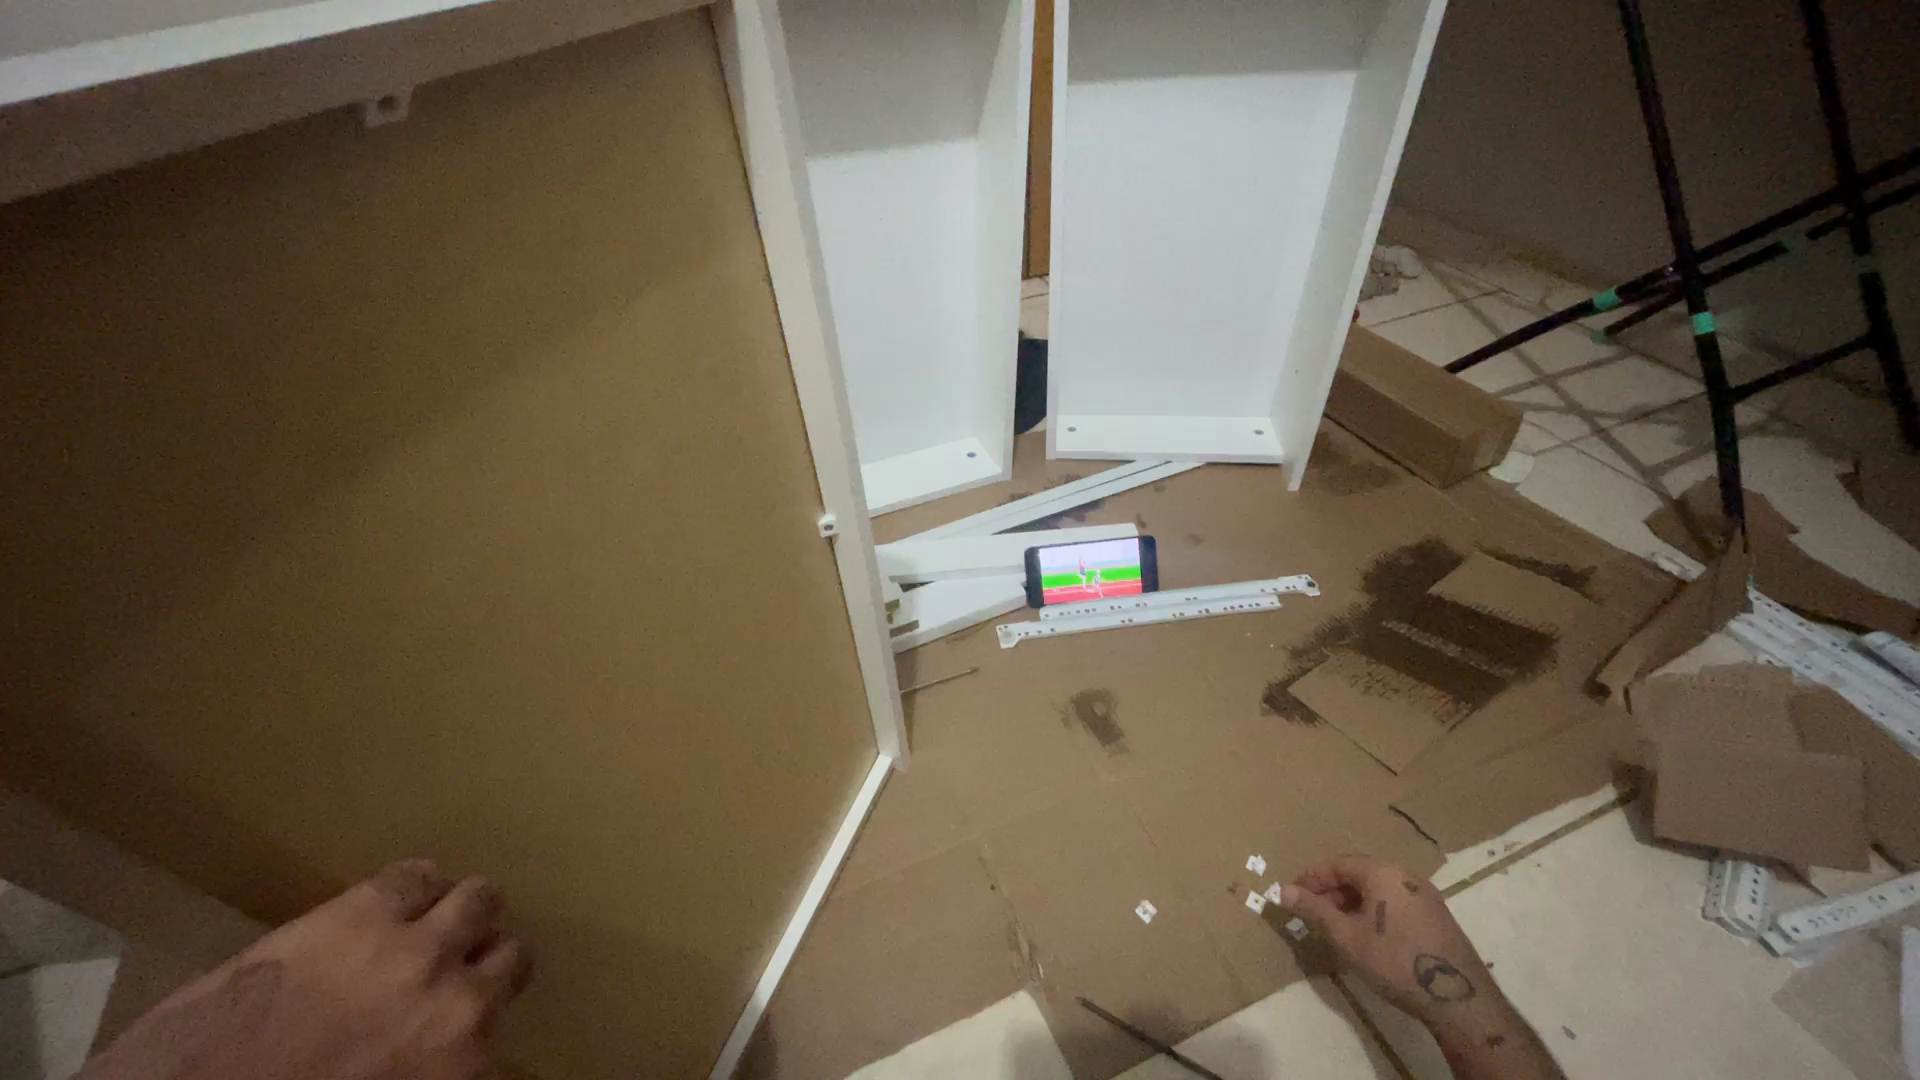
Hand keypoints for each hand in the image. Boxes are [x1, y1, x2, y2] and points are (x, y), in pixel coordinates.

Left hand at [80, 860, 532, 1079]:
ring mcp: (417, 949)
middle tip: (456, 979)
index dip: (489, 1050)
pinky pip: (419, 874)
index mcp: (458, 1070)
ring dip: (466, 917)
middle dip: (491, 968)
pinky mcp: (366, 911)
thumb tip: (439, 1062)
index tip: (466, 1050)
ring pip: (482, 901)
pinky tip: (401, 901)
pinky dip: (419, 885)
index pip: (512, 1061)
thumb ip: (427, 1076)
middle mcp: (461, 1003)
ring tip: (437, 926)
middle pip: (514, 960)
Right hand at [1281, 853, 1489, 1023]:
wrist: (1460, 1001)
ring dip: (1352, 904)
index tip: (1293, 897)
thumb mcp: (1346, 936)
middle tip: (1313, 915)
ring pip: (1377, 890)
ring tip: (1337, 928)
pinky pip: (1395, 903)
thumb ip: (1313, 910)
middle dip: (1331, 892)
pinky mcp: (1438, 917)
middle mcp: (1406, 875)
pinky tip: (1368, 938)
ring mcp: (1426, 896)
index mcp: (1383, 872)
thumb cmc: (1395, 961)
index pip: (1337, 864)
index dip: (1311, 879)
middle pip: (1358, 874)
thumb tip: (1282, 890)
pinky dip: (1374, 912)